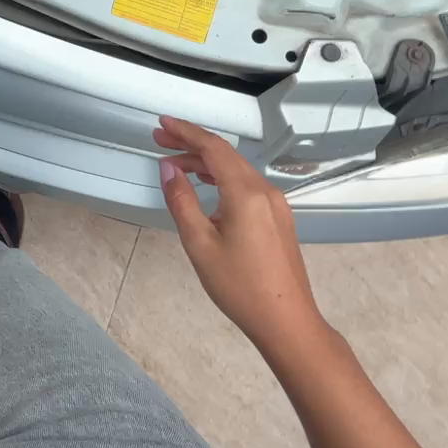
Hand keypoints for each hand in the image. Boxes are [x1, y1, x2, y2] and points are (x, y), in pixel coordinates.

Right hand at [154, 116, 326, 355]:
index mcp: (246, 193)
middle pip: (225, 154)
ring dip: (204, 160)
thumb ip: (181, 200)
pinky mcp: (277, 218)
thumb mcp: (199, 243)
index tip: (161, 123)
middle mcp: (264, 191)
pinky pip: (245, 183)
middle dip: (191, 142)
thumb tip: (168, 167)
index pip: (213, 148)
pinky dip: (220, 174)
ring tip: (175, 161)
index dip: (186, 132)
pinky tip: (204, 182)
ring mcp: (275, 204)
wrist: (288, 324)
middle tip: (159, 139)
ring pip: (236, 168)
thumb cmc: (239, 285)